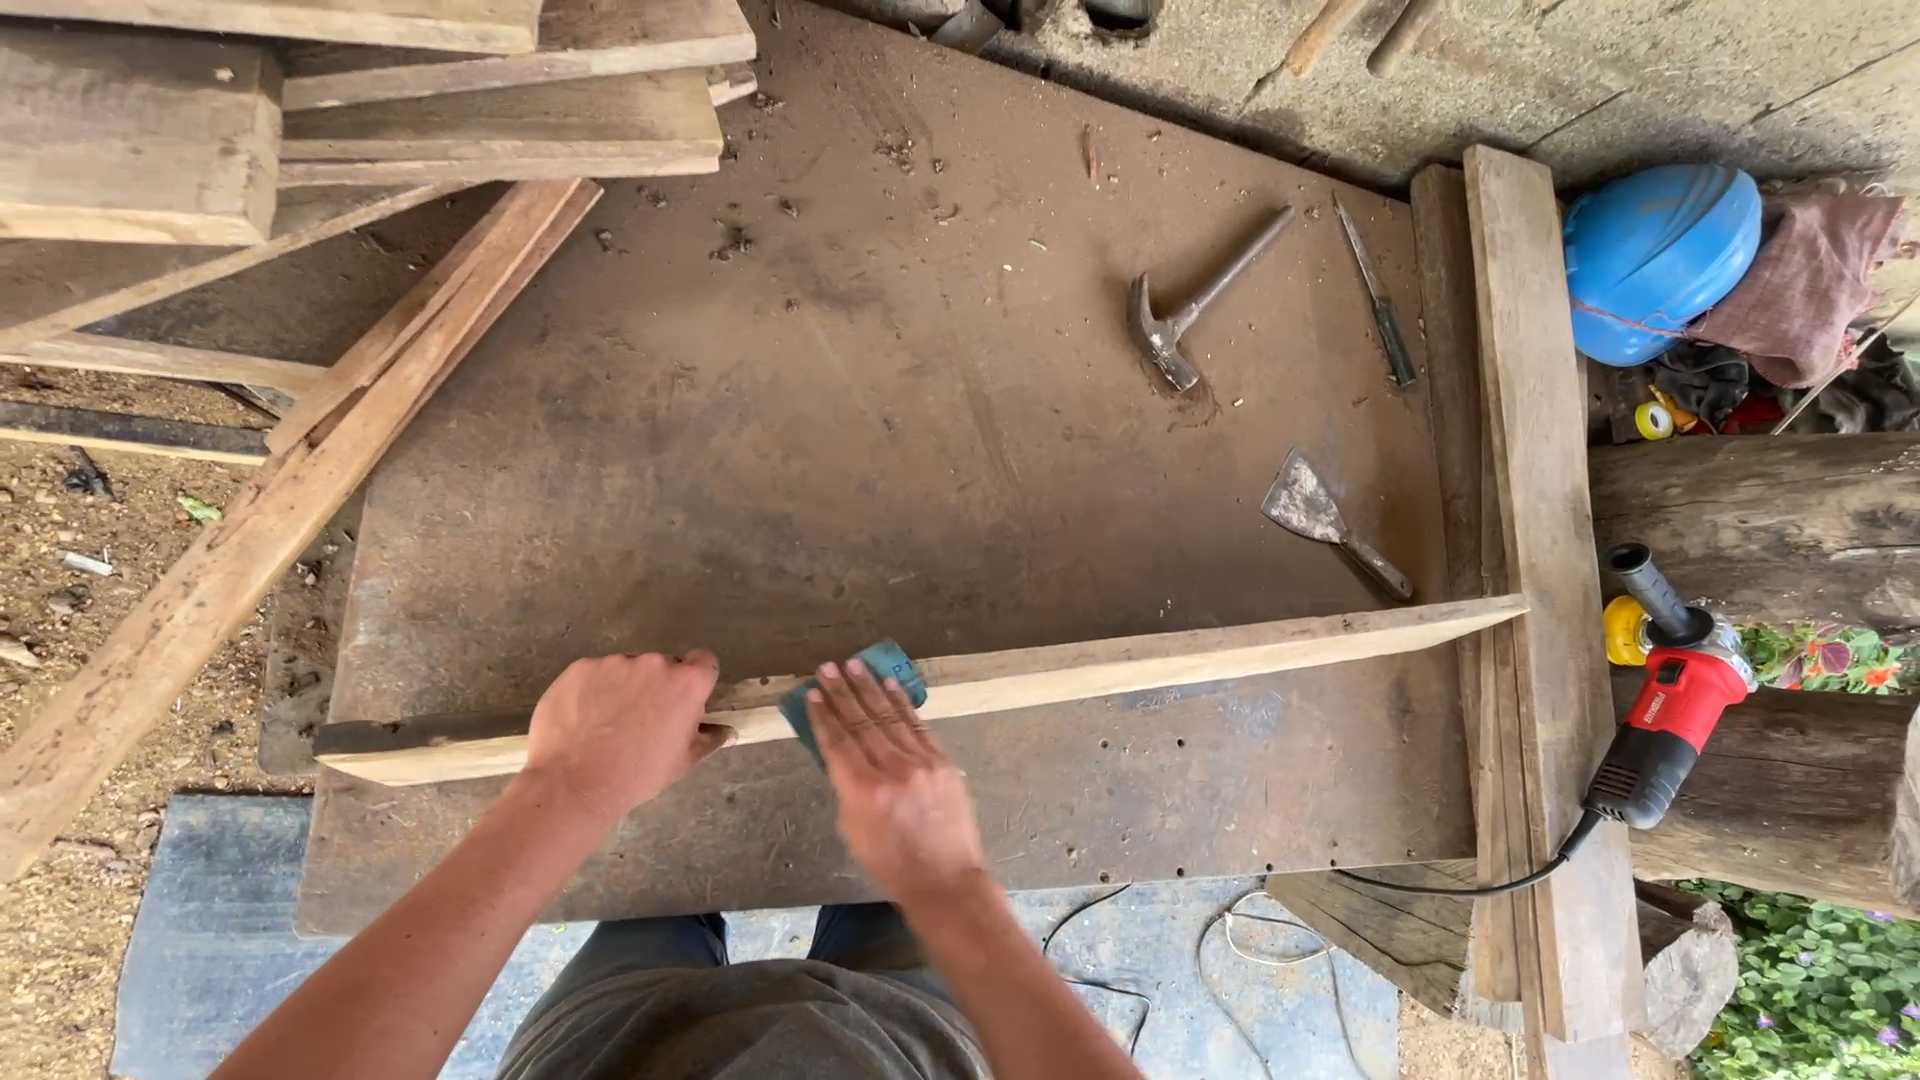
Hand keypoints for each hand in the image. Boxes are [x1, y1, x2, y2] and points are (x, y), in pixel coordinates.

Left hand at [520, 651, 729, 823]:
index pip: (704, 661)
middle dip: (657, 686)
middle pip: (663, 666)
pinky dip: (593, 690)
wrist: (573, 784)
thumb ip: (709, 739)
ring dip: (625, 687)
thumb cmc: (638, 774)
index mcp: (687, 682)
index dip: (696, 679)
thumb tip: (727, 732)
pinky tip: (584, 719)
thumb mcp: (683, 762)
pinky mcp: (580, 668)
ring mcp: (615, 663)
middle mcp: (654, 663)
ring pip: (627, 669)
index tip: (684, 700)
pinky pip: (595, 674)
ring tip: (608, 722)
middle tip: (643, 719)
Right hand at [808, 657, 986, 907]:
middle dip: (842, 692)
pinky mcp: (943, 761)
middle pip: (862, 722)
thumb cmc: (890, 863)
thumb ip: (846, 787)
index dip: (823, 716)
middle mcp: (893, 770)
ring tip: (854, 665)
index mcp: (864, 792)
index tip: (812, 693)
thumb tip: (842, 753)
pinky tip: (890, 684)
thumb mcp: (853, 829)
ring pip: (890, 717)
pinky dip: (902, 703)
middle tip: (828, 667)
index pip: (838, 742)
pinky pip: (918, 725)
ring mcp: (922, 762)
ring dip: (870, 688)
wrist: (945, 878)